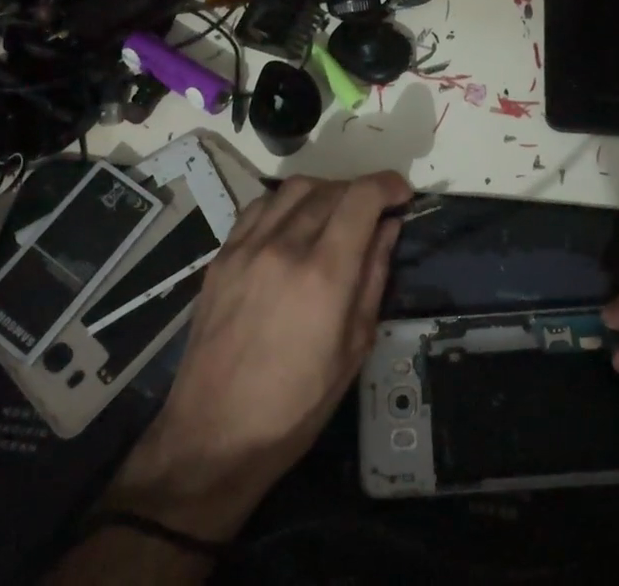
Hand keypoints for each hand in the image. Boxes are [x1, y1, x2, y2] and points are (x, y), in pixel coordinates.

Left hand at [103, 171, 412, 539]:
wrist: (215, 433)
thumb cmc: (297, 405)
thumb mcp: (354, 347)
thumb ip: (372, 277)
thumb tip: (387, 228)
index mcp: (323, 274)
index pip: (361, 198)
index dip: (389, 185)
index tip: (403, 196)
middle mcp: (283, 247)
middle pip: (330, 188)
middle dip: (361, 191)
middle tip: (376, 213)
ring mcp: (246, 249)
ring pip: (293, 189)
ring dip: (324, 191)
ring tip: (337, 215)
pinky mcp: (221, 258)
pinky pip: (259, 208)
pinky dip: (286, 204)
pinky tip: (295, 226)